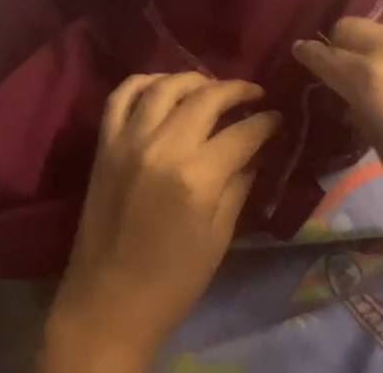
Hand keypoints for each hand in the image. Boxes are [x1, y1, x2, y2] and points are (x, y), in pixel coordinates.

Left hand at [40, 73, 280, 371]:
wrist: (108, 302)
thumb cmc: (172, 280)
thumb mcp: (218, 237)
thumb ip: (238, 185)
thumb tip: (257, 151)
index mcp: (197, 177)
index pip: (242, 132)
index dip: (266, 121)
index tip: (278, 117)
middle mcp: (163, 147)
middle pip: (207, 97)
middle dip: (237, 90)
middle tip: (254, 95)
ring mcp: (128, 140)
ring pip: (166, 85)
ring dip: (194, 79)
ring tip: (213, 88)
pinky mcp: (104, 143)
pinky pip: (121, 95)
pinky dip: (144, 82)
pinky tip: (163, 85)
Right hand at [292, 17, 382, 239]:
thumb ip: (366, 116)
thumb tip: (357, 100)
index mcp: (370, 79)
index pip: (324, 55)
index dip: (307, 56)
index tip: (299, 56)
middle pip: (349, 27)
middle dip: (337, 45)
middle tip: (338, 71)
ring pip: (381, 29)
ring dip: (368, 46)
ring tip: (376, 77)